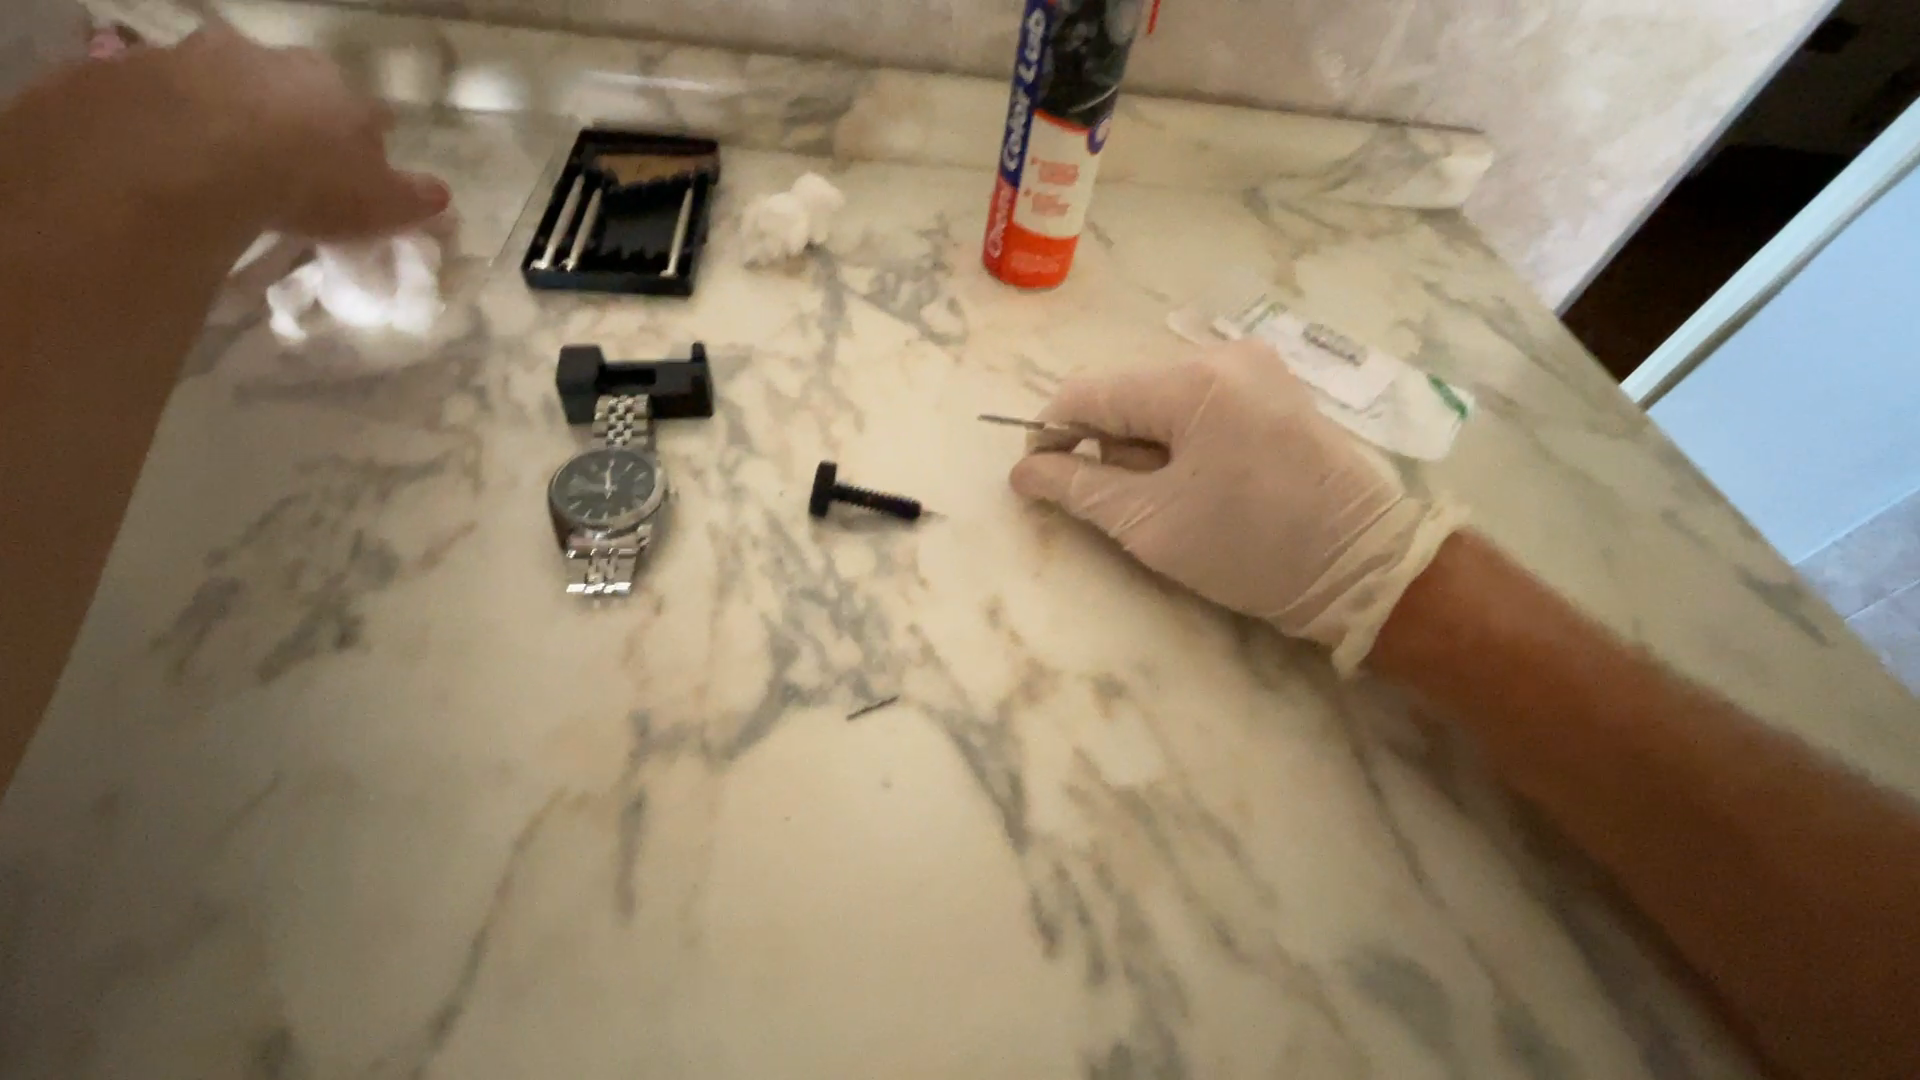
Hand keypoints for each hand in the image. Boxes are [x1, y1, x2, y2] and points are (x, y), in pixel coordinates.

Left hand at [155, 24, 448, 237]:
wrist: (190, 156)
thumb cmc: (310, 182)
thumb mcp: (385, 206)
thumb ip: (418, 198)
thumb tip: (443, 195)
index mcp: (343, 92)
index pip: (374, 114)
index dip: (372, 143)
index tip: (365, 173)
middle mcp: (278, 60)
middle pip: (300, 87)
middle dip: (303, 115)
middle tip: (297, 160)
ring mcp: (204, 57)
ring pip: (232, 81)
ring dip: (237, 109)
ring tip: (234, 156)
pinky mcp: (141, 69)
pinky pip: (170, 93)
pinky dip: (180, 116)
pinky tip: (182, 152)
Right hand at [1010, 341, 1461, 670]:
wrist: (1364, 568)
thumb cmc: (1250, 549)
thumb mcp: (1149, 524)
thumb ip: (1077, 488)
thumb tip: (1023, 470)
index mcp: (1190, 382)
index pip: (1086, 393)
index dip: (1050, 435)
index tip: (1042, 480)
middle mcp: (1222, 356)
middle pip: (1124, 395)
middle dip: (1111, 448)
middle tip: (1135, 505)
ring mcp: (1255, 368)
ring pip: (1159, 401)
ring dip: (1146, 448)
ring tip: (1179, 498)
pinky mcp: (1274, 388)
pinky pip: (1198, 405)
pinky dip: (1181, 441)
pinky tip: (1205, 481)